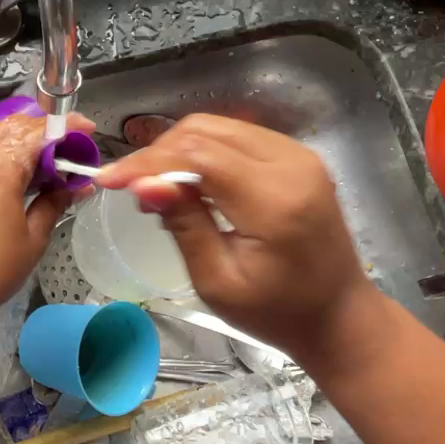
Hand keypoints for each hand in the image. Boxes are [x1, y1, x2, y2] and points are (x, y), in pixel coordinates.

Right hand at [95, 114, 382, 363]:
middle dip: (156, 153)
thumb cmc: (276, 312)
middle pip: (205, 131)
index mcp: (274, 199)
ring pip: (218, 128)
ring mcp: (297, 155)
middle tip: (127, 188)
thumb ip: (184, 225)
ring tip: (151, 188)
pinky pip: (235, 137)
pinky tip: (183, 183)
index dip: (146, 162)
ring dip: (175, 150)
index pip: (196, 155)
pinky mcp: (295, 157)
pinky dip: (199, 153)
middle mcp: (291, 163)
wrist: (338, 315)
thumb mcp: (218, 281)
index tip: (107, 181)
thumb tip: (143, 184)